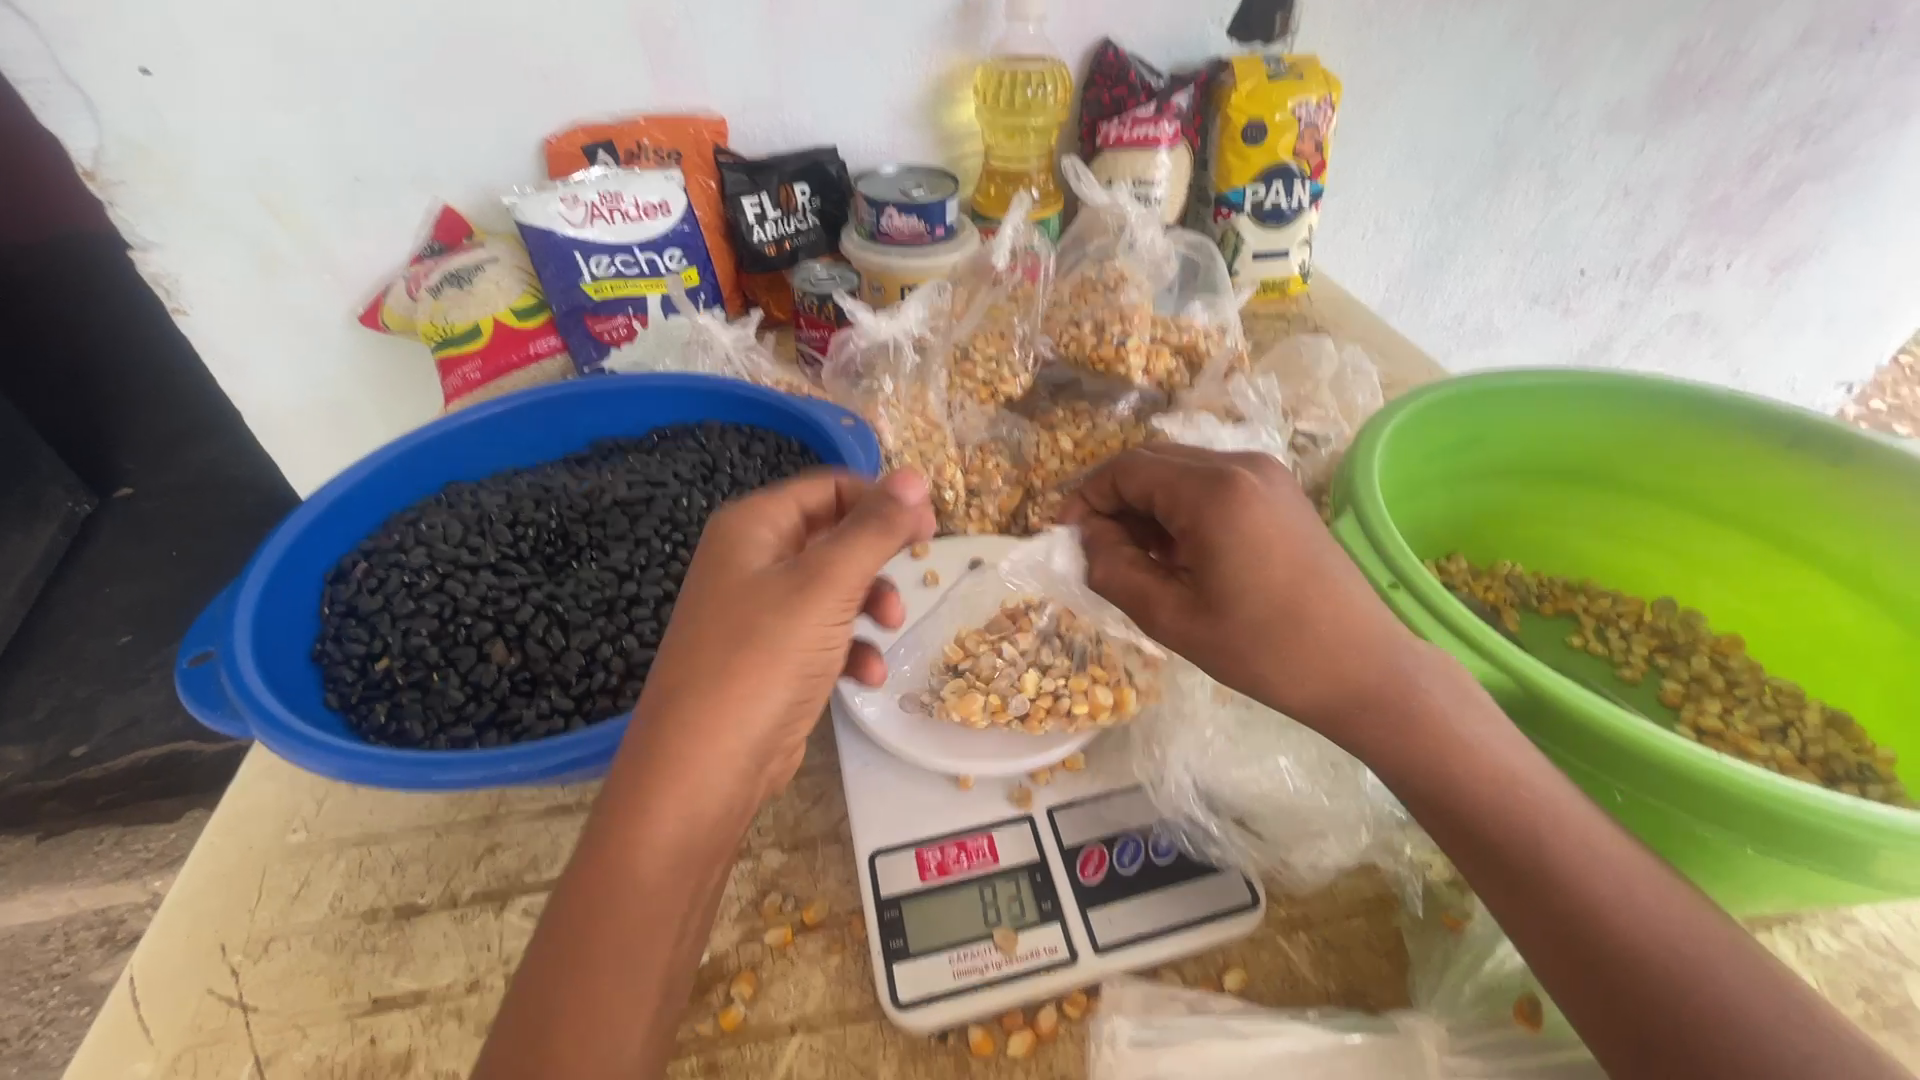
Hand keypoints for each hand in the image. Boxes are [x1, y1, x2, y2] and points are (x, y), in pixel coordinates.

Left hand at [628, 468, 935, 805]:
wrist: (705, 766)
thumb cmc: (763, 659)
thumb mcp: (826, 585)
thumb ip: (874, 529)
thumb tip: (915, 477)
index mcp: (753, 526)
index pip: (829, 486)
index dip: (881, 498)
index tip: (929, 524)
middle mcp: (751, 560)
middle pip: (833, 535)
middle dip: (878, 555)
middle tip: (923, 566)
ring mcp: (758, 611)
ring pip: (834, 587)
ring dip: (871, 603)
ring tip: (892, 628)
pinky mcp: (770, 657)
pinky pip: (822, 633)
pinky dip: (850, 647)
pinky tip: (866, 675)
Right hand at [1062, 445, 1436, 750]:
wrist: (1362, 667)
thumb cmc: (1263, 650)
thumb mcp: (1171, 617)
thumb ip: (1114, 569)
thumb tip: (1086, 538)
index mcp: (1214, 490)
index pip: (1125, 470)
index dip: (1086, 499)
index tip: (1066, 539)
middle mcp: (1241, 464)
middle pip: (1152, 462)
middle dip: (1115, 501)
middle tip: (1100, 553)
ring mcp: (1268, 475)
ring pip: (1181, 472)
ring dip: (1148, 506)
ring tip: (1140, 561)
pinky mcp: (1281, 492)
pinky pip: (1212, 485)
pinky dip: (1181, 510)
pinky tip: (1180, 555)